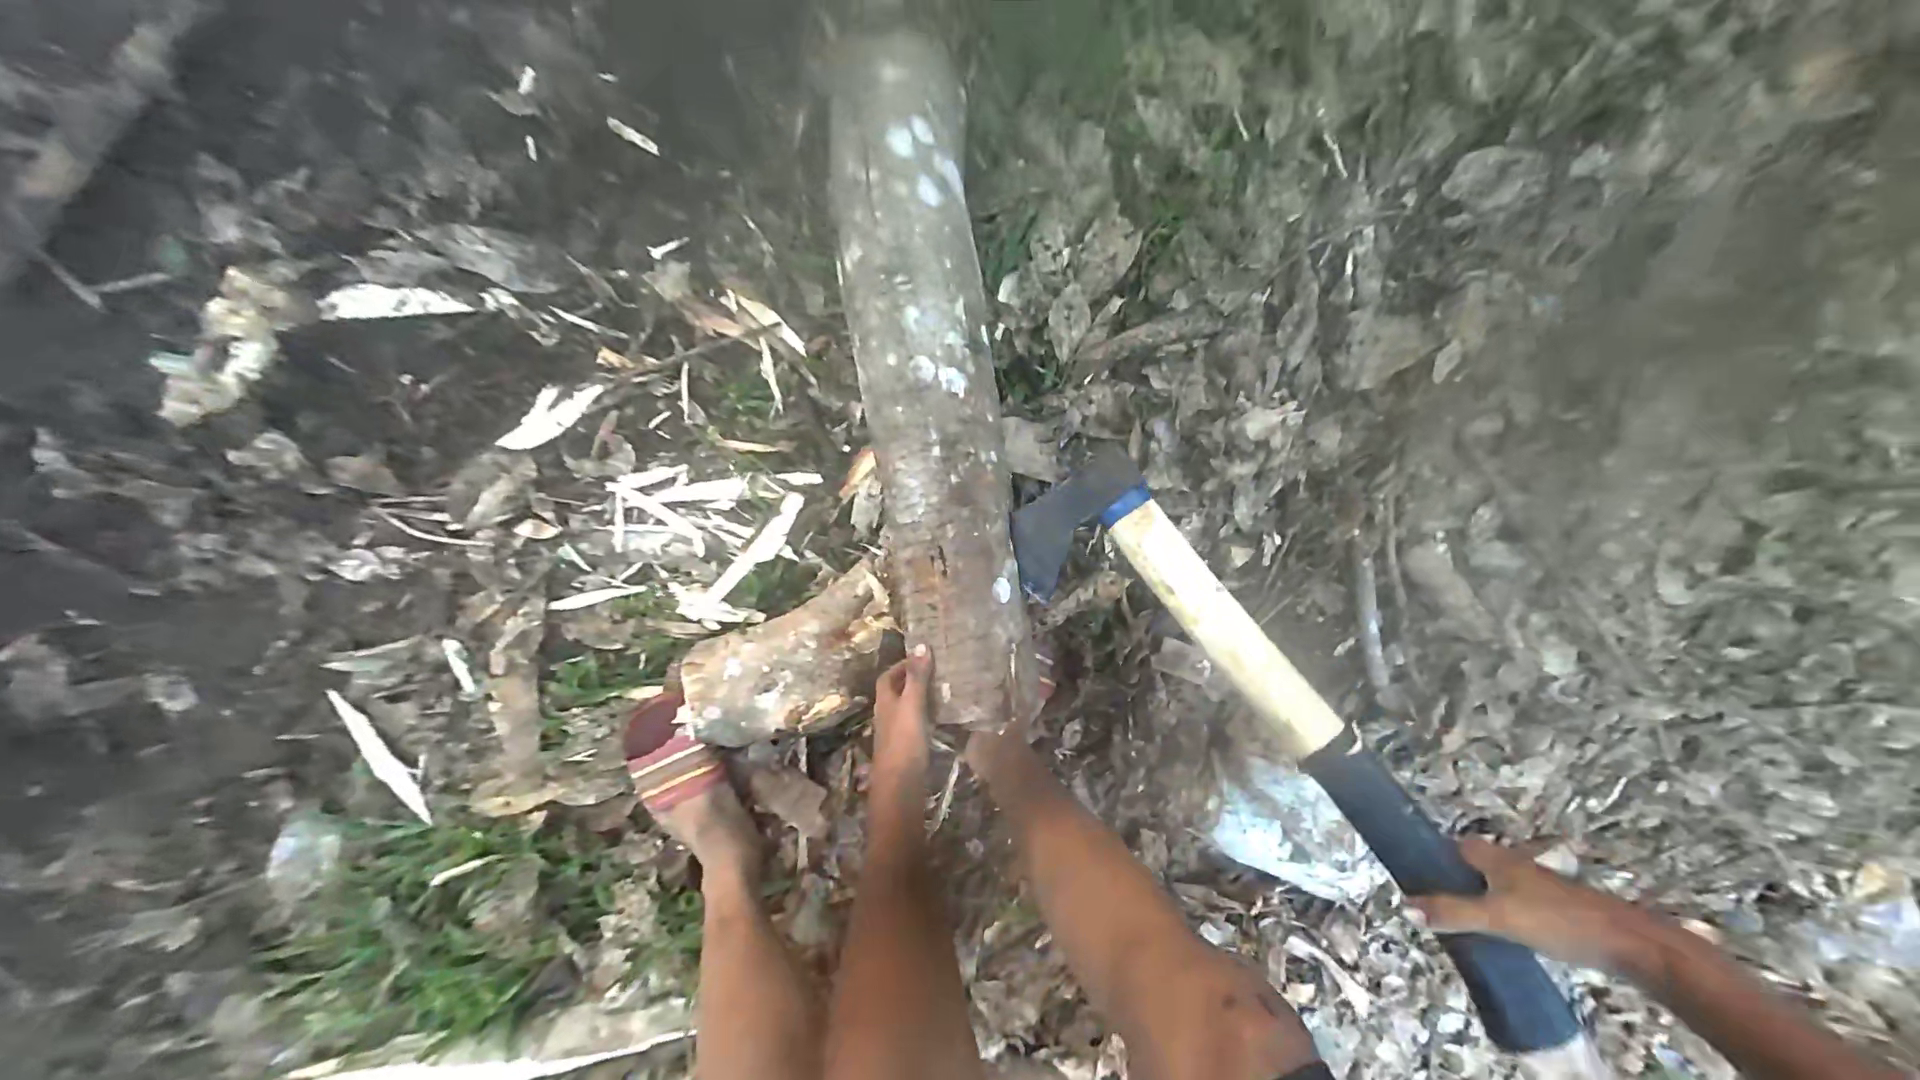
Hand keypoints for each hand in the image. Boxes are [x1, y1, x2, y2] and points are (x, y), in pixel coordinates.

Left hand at [872, 645, 933, 775]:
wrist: (900, 786)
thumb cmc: (904, 741)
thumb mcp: (912, 705)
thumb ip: (917, 677)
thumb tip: (921, 644)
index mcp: (885, 702)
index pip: (887, 677)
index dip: (900, 665)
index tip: (921, 658)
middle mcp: (887, 716)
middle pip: (895, 693)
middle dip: (912, 681)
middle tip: (935, 672)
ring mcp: (896, 734)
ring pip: (906, 710)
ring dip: (920, 699)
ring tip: (943, 691)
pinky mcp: (907, 749)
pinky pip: (916, 726)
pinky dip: (927, 717)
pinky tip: (942, 718)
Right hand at [1407, 837, 1662, 975]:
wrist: (1635, 946)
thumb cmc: (1559, 920)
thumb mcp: (1498, 917)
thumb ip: (1452, 912)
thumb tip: (1403, 906)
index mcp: (1496, 858)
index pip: (1456, 846)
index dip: (1437, 857)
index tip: (1419, 876)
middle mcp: (1516, 865)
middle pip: (1476, 866)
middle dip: (1456, 880)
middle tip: (1437, 904)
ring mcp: (1540, 889)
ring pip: (1498, 887)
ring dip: (1481, 899)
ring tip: (1464, 923)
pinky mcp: (1559, 912)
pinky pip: (1518, 905)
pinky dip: (1504, 915)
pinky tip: (1502, 937)